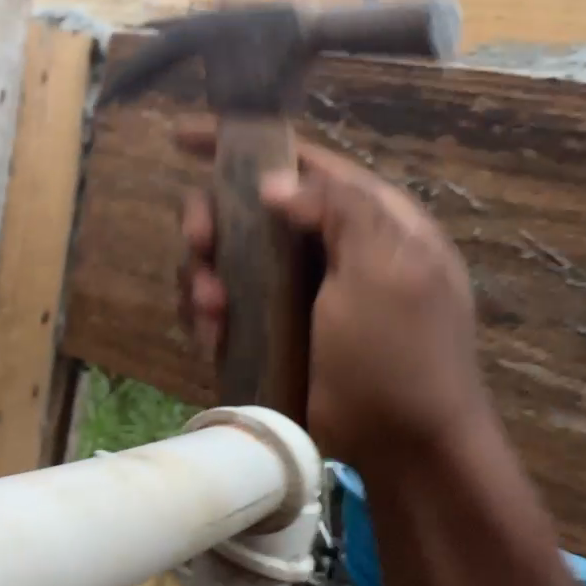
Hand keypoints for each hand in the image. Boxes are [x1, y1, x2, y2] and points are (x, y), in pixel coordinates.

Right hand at [174, 118, 492, 469]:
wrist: (402, 448)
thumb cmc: (403, 354)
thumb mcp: (389, 271)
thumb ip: (341, 210)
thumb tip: (272, 183)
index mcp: (366, 220)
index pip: (298, 160)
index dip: (241, 143)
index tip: (182, 138)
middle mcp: (322, 244)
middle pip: (241, 204)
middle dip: (210, 222)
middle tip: (200, 246)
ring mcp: (289, 286)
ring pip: (218, 252)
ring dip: (203, 275)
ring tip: (214, 309)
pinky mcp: (262, 322)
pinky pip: (213, 296)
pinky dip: (204, 310)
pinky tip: (215, 333)